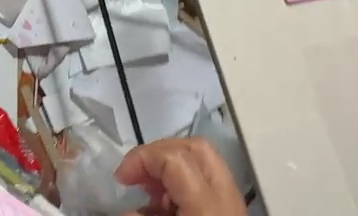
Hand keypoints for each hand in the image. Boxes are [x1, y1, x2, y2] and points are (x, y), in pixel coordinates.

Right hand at [116, 138, 245, 215]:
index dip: (141, 158)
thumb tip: (123, 209)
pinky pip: (211, 183)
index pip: (173, 157)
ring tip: (151, 190)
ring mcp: (236, 204)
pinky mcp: (235, 212)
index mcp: (209, 205)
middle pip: (195, 147)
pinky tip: (168, 204)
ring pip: (206, 161)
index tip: (121, 179)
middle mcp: (227, 197)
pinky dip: (186, 184)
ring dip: (172, 166)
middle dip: (160, 151)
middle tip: (139, 173)